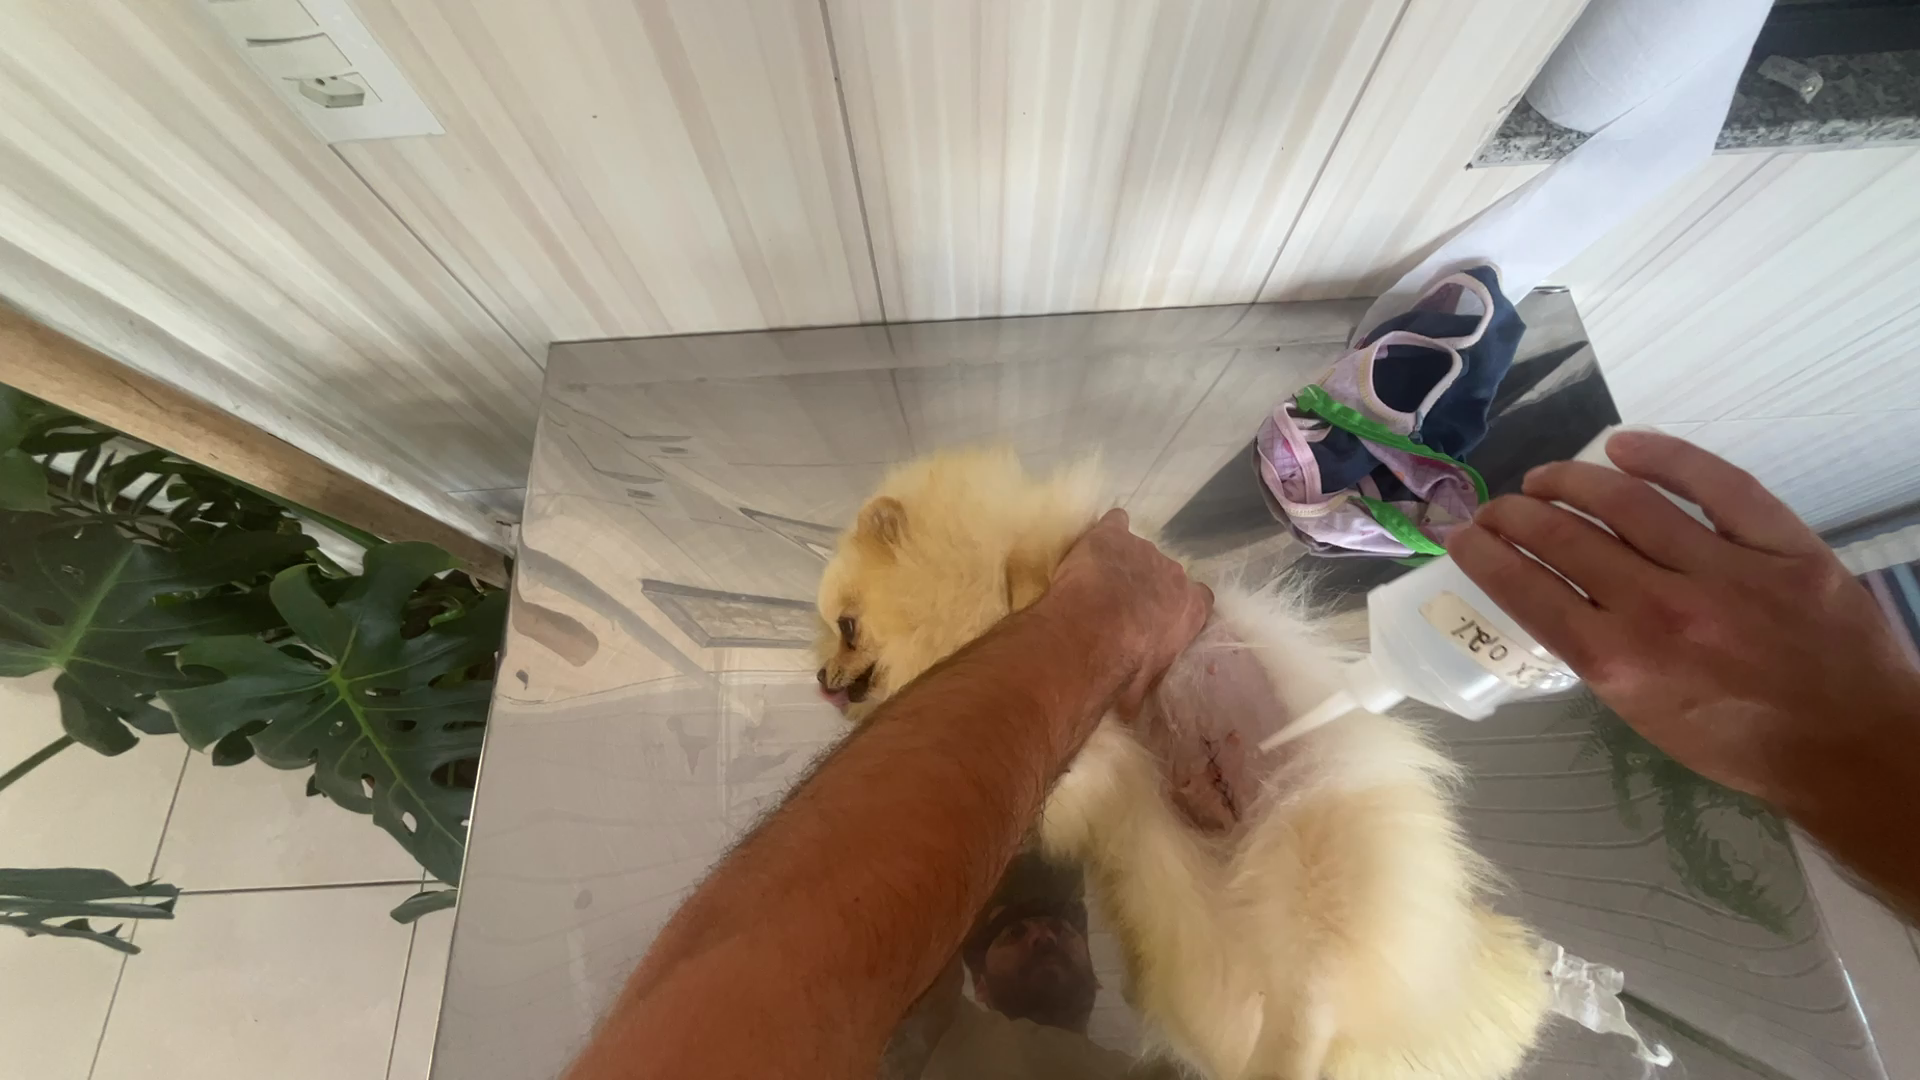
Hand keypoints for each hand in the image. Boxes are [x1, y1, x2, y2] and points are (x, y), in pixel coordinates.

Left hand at [1046, 509, 1212, 720]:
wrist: (1093, 633)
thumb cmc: (1124, 668)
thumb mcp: (1144, 685)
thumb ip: (1147, 679)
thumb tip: (1133, 705)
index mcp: (1191, 608)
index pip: (1199, 599)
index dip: (1179, 605)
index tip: (1160, 616)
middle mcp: (1173, 573)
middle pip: (1165, 573)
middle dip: (1146, 584)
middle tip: (1118, 603)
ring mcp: (1142, 549)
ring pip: (1136, 550)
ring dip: (1121, 562)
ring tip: (1095, 580)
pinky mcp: (1111, 535)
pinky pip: (1114, 522)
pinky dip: (1105, 531)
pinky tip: (1091, 541)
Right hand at [1447, 431, 1919, 807]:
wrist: (1857, 751)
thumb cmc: (1725, 736)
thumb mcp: (1628, 704)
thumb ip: (1581, 641)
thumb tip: (1537, 583)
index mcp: (1614, 658)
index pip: (1520, 584)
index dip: (1477, 551)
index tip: (1459, 535)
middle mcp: (1661, 610)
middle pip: (1560, 536)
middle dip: (1510, 514)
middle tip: (1496, 511)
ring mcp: (1728, 573)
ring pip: (1624, 501)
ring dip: (1565, 480)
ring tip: (1542, 478)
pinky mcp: (1788, 550)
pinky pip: (1720, 486)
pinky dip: (1665, 457)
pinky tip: (1622, 445)